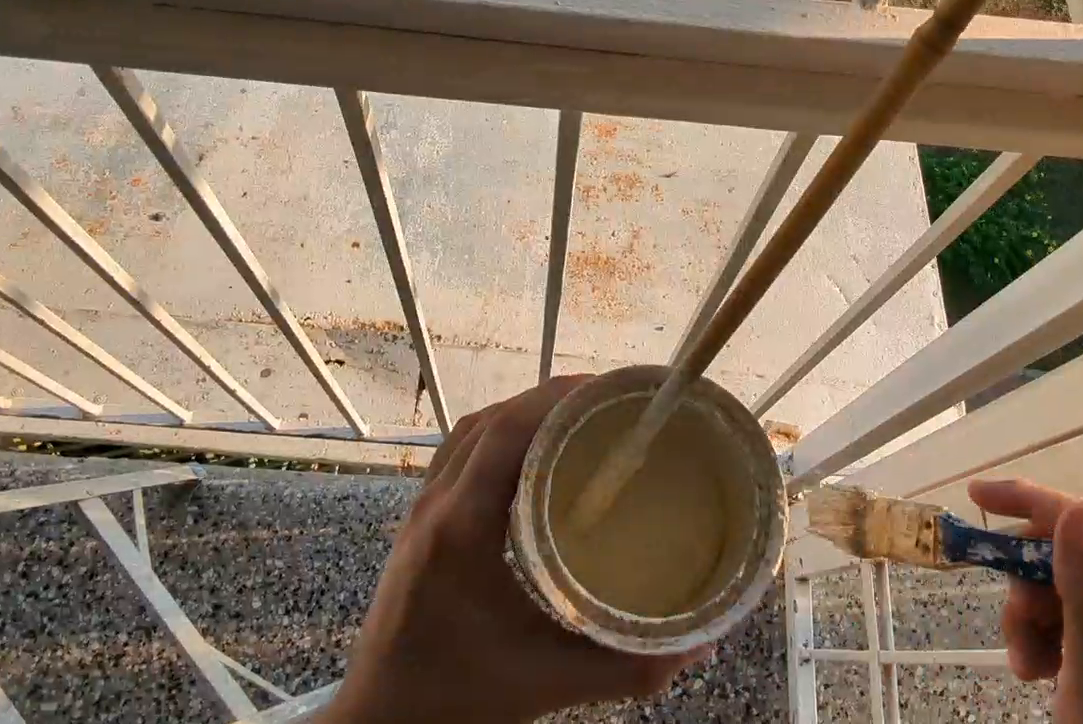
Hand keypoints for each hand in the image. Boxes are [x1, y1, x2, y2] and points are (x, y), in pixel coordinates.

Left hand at [320, 376, 707, 723]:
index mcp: (460, 530)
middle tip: (607, 403)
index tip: (608, 391)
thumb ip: (628, 666)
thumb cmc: (457, 700)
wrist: (380, 721)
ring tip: (577, 417)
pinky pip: (461, 453)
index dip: (554, 400)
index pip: (503, 433)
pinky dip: (500, 435)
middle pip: (490, 421)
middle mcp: (435, 505)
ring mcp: (420, 508)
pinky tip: (533, 453)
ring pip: (471, 431)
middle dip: (548, 400)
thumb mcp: (548, 684)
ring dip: (522, 413)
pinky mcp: (418, 519)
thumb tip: (703, 640)